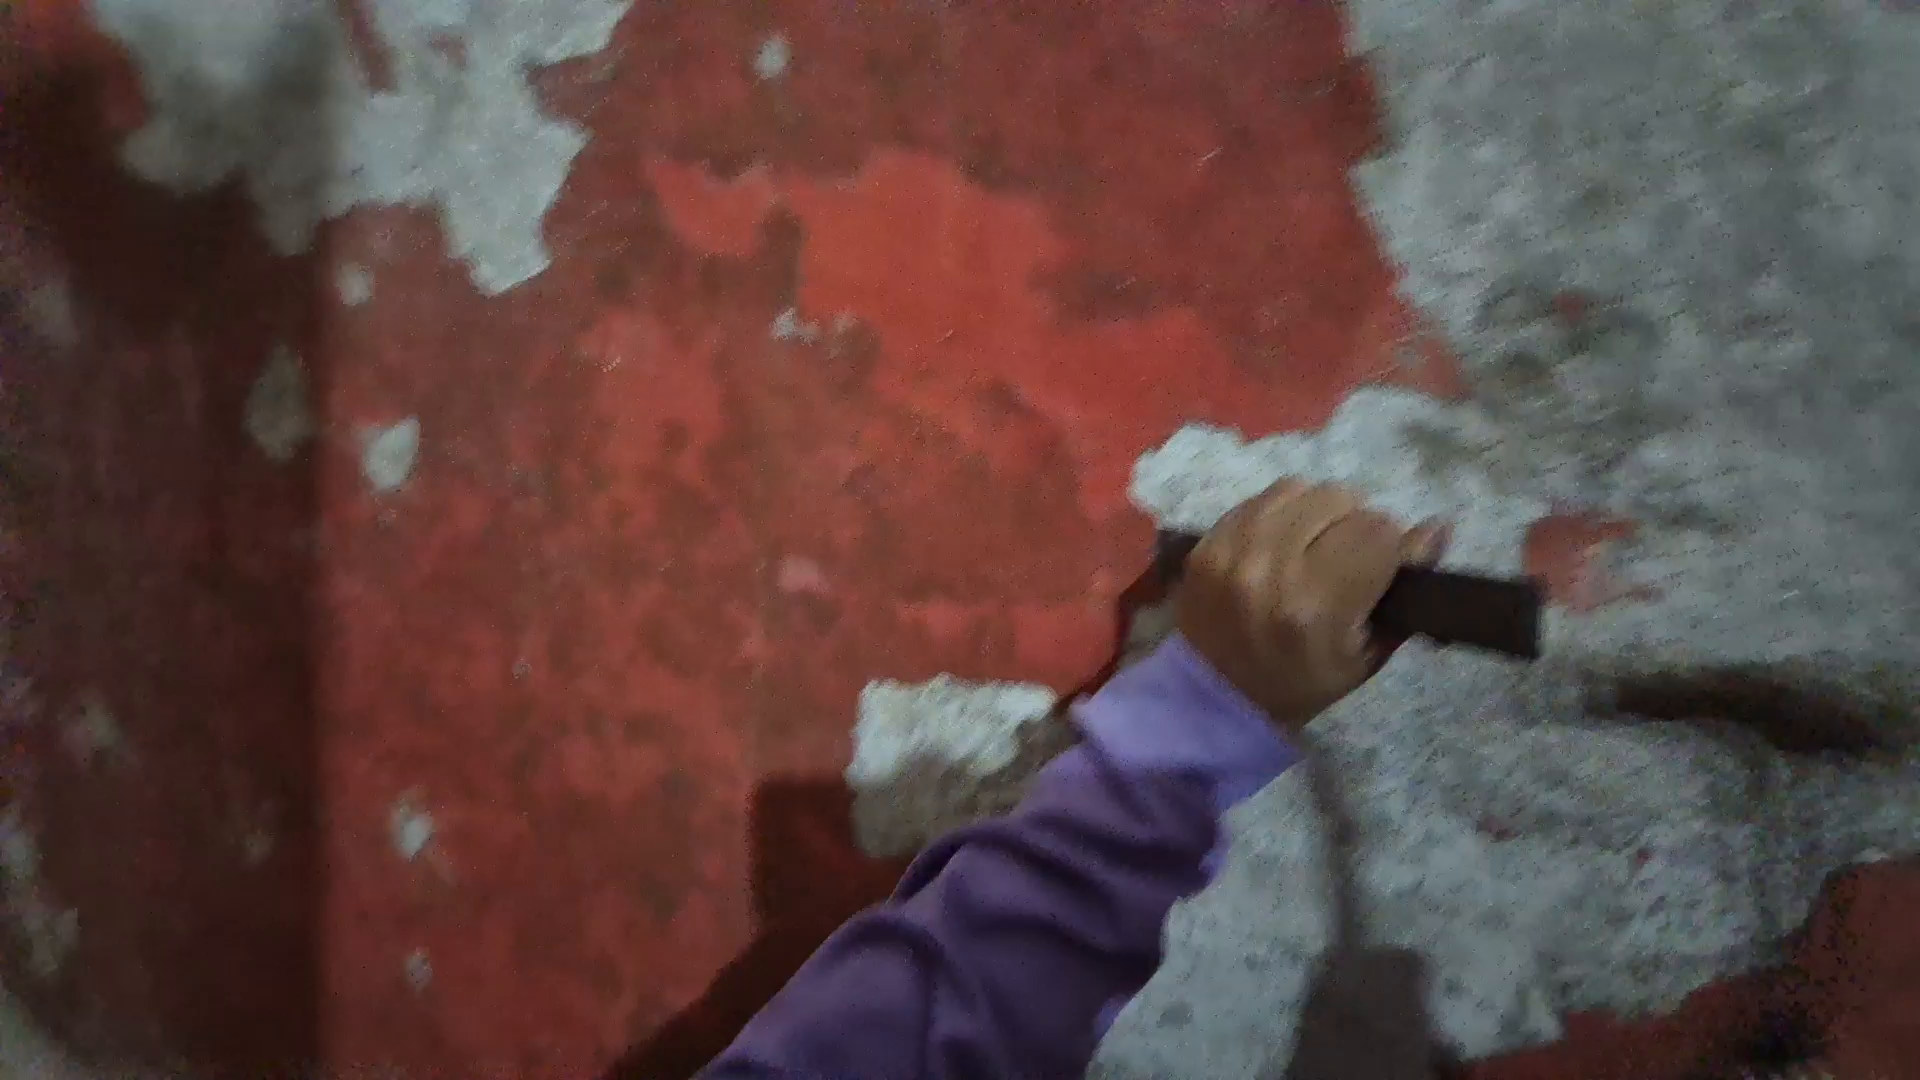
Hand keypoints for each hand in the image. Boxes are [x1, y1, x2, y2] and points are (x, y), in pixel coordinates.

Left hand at [1174, 480, 1445, 730]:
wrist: (1216, 692)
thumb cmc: (1301, 681)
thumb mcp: (1365, 653)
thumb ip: (1404, 589)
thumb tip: (1438, 526)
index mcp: (1314, 604)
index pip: (1377, 530)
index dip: (1387, 546)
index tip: (1378, 568)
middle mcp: (1269, 567)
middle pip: (1337, 499)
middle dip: (1352, 523)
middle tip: (1342, 556)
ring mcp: (1230, 550)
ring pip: (1298, 489)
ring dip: (1315, 511)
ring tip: (1311, 545)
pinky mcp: (1206, 542)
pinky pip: (1258, 499)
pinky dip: (1278, 514)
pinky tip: (1279, 543)